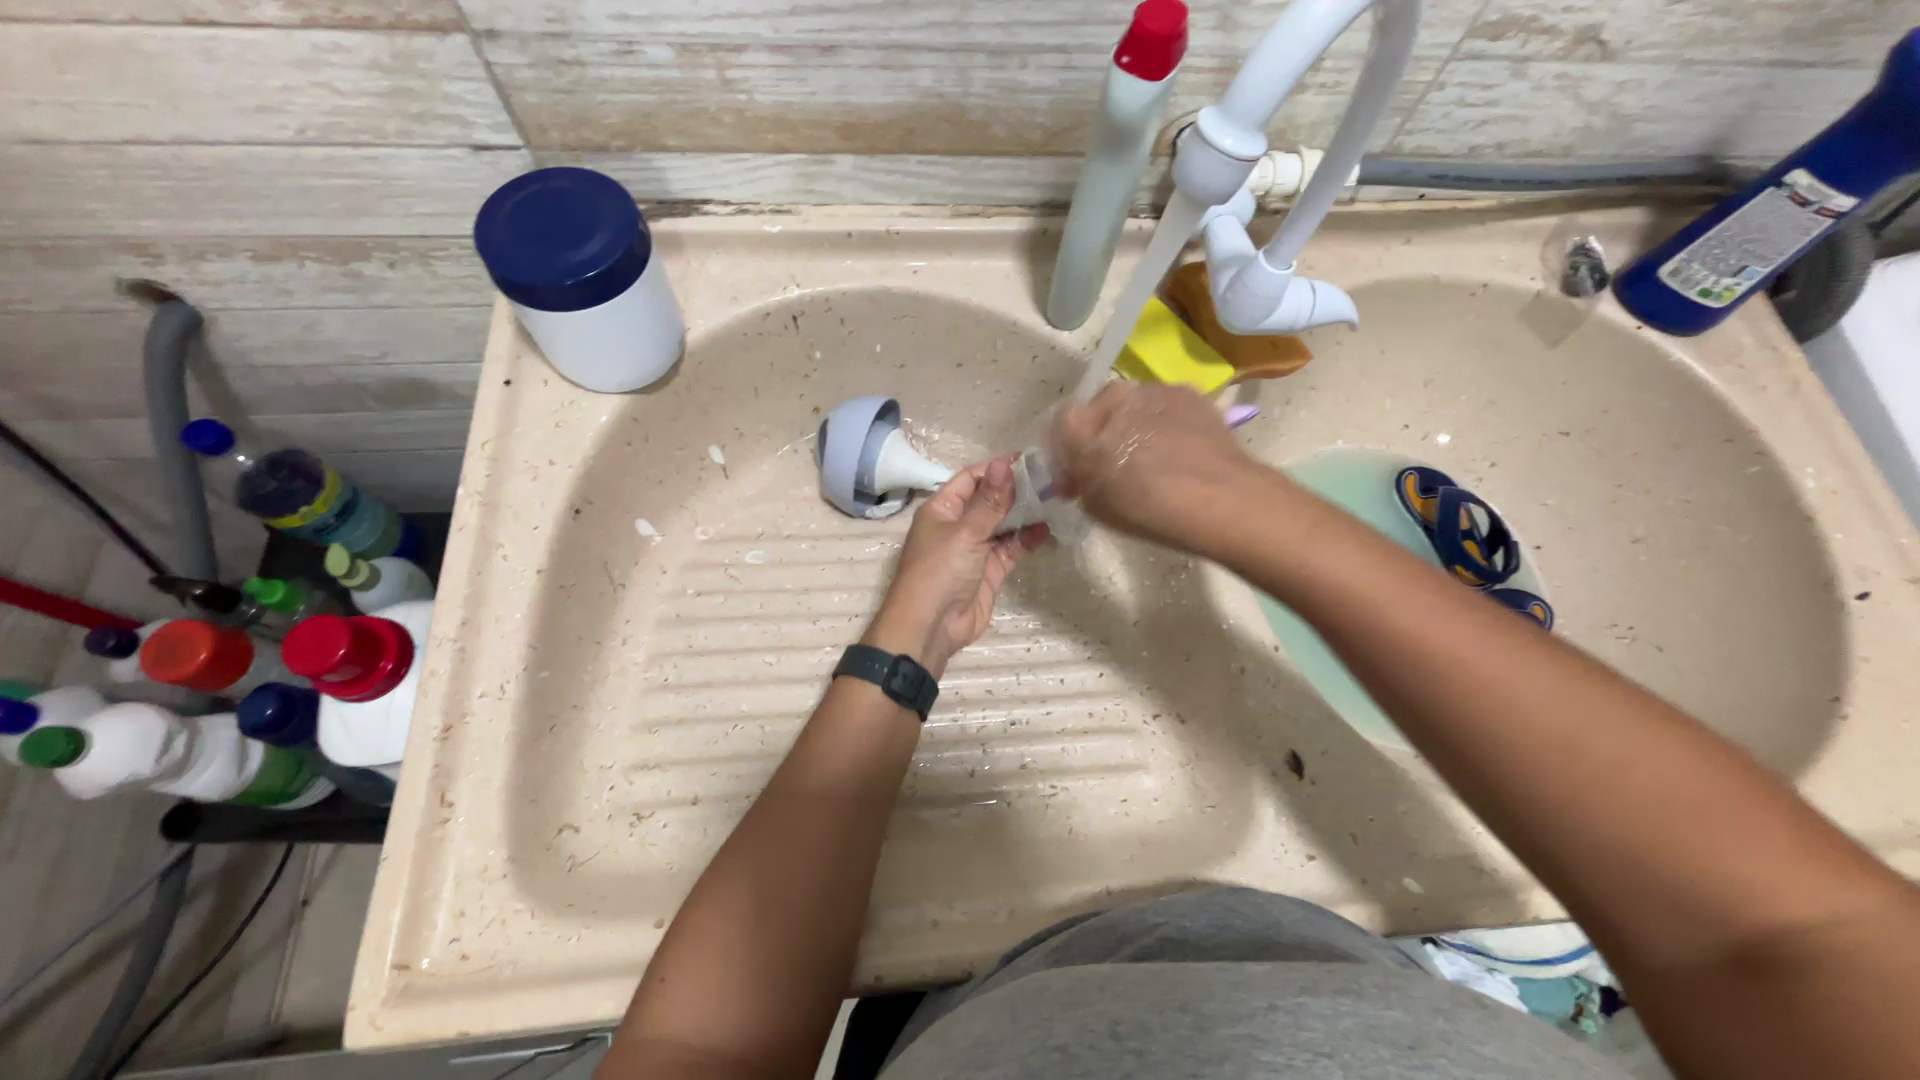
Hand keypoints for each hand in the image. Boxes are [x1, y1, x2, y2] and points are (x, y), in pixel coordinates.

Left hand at [864, 457, 1049, 677]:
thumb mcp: (965, 532)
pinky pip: (1011, 549)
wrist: (931, 627)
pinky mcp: (990, 571)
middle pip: (990, 500)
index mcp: (942, 509)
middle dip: (1017, 490)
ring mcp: (975, 549)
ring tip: (1057, 499)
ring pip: (1004, 524)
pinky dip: (1028, 539)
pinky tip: (1049, 528)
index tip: (1030, 459)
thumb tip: (1005, 464)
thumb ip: (990, 501)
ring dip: (1027, 513)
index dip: (997, 469)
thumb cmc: (940, 571)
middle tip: (1052, 478)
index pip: (971, 479)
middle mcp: (958, 525)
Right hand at [1051, 382, 1265, 551]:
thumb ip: (1078, 482)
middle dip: (1101, 433)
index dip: (1066, 449)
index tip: (1076, 472)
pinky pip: (1165, 406)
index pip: (1060, 425)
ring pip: (1134, 405)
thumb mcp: (1096, 506)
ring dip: (1135, 425)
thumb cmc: (1146, 508)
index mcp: (1080, 424)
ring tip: (1153, 456)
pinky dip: (1166, 422)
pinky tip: (1180, 449)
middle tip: (1114, 464)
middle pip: (1098, 411)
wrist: (1216, 497)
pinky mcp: (1188, 392)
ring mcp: (1153, 389)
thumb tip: (1077, 474)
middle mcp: (1112, 396)